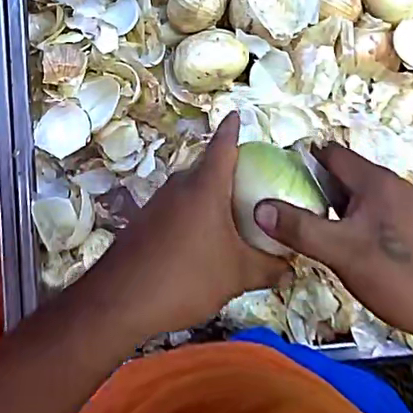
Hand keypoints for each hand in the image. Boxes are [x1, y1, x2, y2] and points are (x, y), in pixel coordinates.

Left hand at [76, 113, 288, 338]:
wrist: (121, 299)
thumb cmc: (186, 276)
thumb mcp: (238, 275)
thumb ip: (269, 267)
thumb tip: (291, 266)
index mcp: (204, 185)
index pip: (222, 145)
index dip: (232, 129)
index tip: (237, 114)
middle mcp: (179, 185)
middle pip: (207, 167)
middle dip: (228, 171)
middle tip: (253, 182)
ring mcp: (158, 202)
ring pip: (191, 189)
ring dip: (209, 196)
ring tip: (233, 215)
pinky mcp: (145, 221)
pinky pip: (177, 208)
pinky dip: (193, 214)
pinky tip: (204, 240)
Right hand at [254, 142, 412, 344]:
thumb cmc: (400, 277)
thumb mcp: (341, 252)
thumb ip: (299, 228)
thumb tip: (258, 207)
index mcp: (376, 182)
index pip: (331, 154)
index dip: (303, 160)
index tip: (278, 175)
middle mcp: (394, 187)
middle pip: (345, 174)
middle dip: (316, 185)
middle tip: (288, 205)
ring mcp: (408, 210)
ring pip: (361, 197)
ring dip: (336, 206)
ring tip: (311, 228)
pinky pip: (376, 214)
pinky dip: (355, 221)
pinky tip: (347, 248)